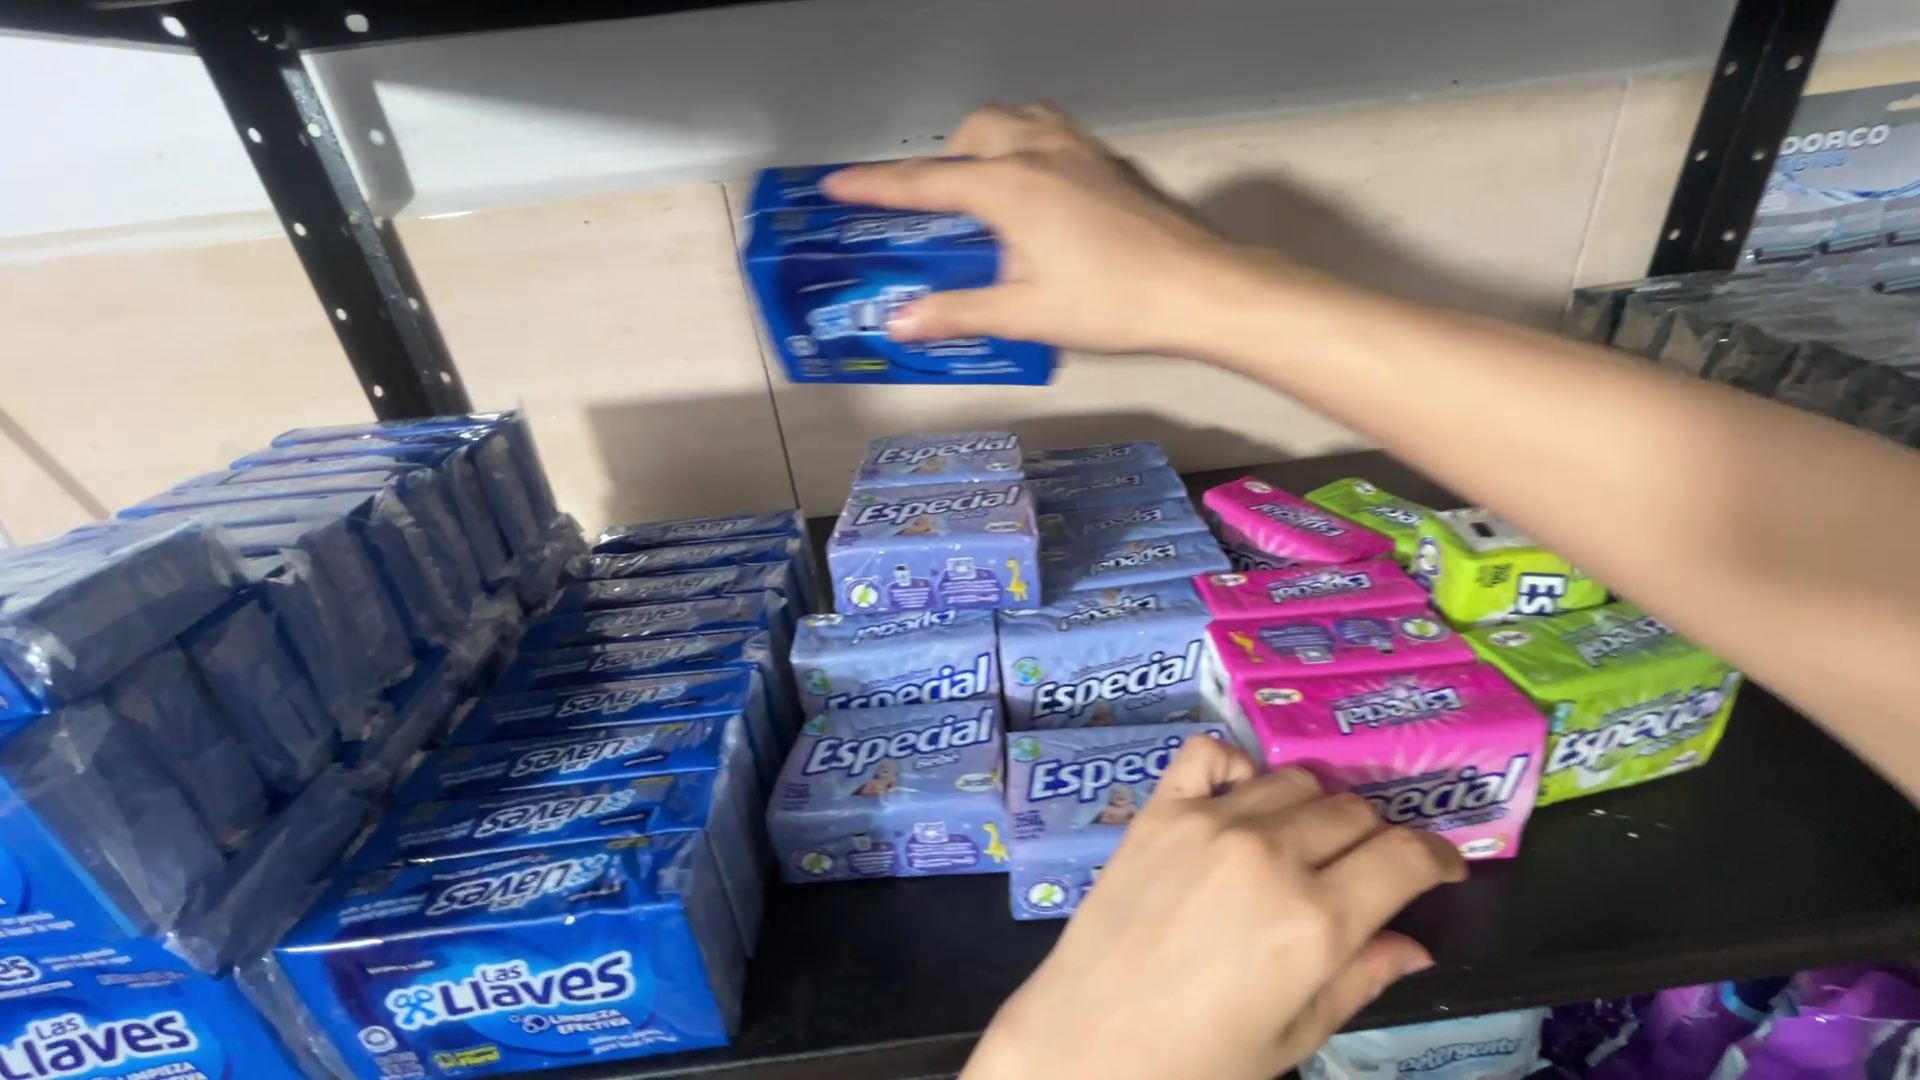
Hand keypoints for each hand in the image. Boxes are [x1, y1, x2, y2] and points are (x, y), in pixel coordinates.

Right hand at [821, 103, 1264, 355]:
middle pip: (975, 134)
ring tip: (987, 193)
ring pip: (1019, 120)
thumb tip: (899, 324)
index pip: (927, 183)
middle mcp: (1041, 151)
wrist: (1199, 289)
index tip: (835, 185)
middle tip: (941, 210)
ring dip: (990, 145)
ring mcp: (1082, 150)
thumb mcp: (1025, 314)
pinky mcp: (1111, 163)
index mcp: (1011, 187)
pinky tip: (1041, 197)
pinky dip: (1029, 150)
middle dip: (945, 163)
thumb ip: (958, 312)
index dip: (876, 186)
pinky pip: (1054, 134)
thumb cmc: (1110, 303)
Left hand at [964, 737, 1465, 1079]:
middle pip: (1353, 813)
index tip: (1441, 867)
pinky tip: (1241, 796)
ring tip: (1306, 838)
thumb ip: (1358, 979)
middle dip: (1378, 838)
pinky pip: (1208, 753)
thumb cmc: (1198, 1057)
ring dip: (1317, 805)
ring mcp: (1209, 822)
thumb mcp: (1295, 1035)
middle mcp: (1269, 856)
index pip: (1405, 857)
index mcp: (1316, 921)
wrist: (1090, 1036)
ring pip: (1294, 781)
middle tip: (1366, 866)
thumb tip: (1413, 945)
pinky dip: (1236, 764)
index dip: (1437, 857)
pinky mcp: (1160, 809)